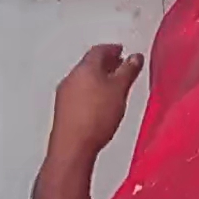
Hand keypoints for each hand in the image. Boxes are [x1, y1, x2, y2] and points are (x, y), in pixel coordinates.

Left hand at [47, 44, 143, 161]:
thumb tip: (135, 57)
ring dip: (98, 78)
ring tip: (114, 85)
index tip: (121, 50)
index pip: (99, 50)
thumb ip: (129, 69)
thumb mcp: (121, 88)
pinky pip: (78, 93)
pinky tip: (101, 101)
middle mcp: (71, 78)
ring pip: (84, 79)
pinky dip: (91, 91)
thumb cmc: (97, 116)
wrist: (73, 149)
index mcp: (85, 68)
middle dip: (106, 63)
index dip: (112, 49)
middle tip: (120, 65)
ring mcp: (64, 96)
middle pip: (90, 64)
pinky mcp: (62, 112)